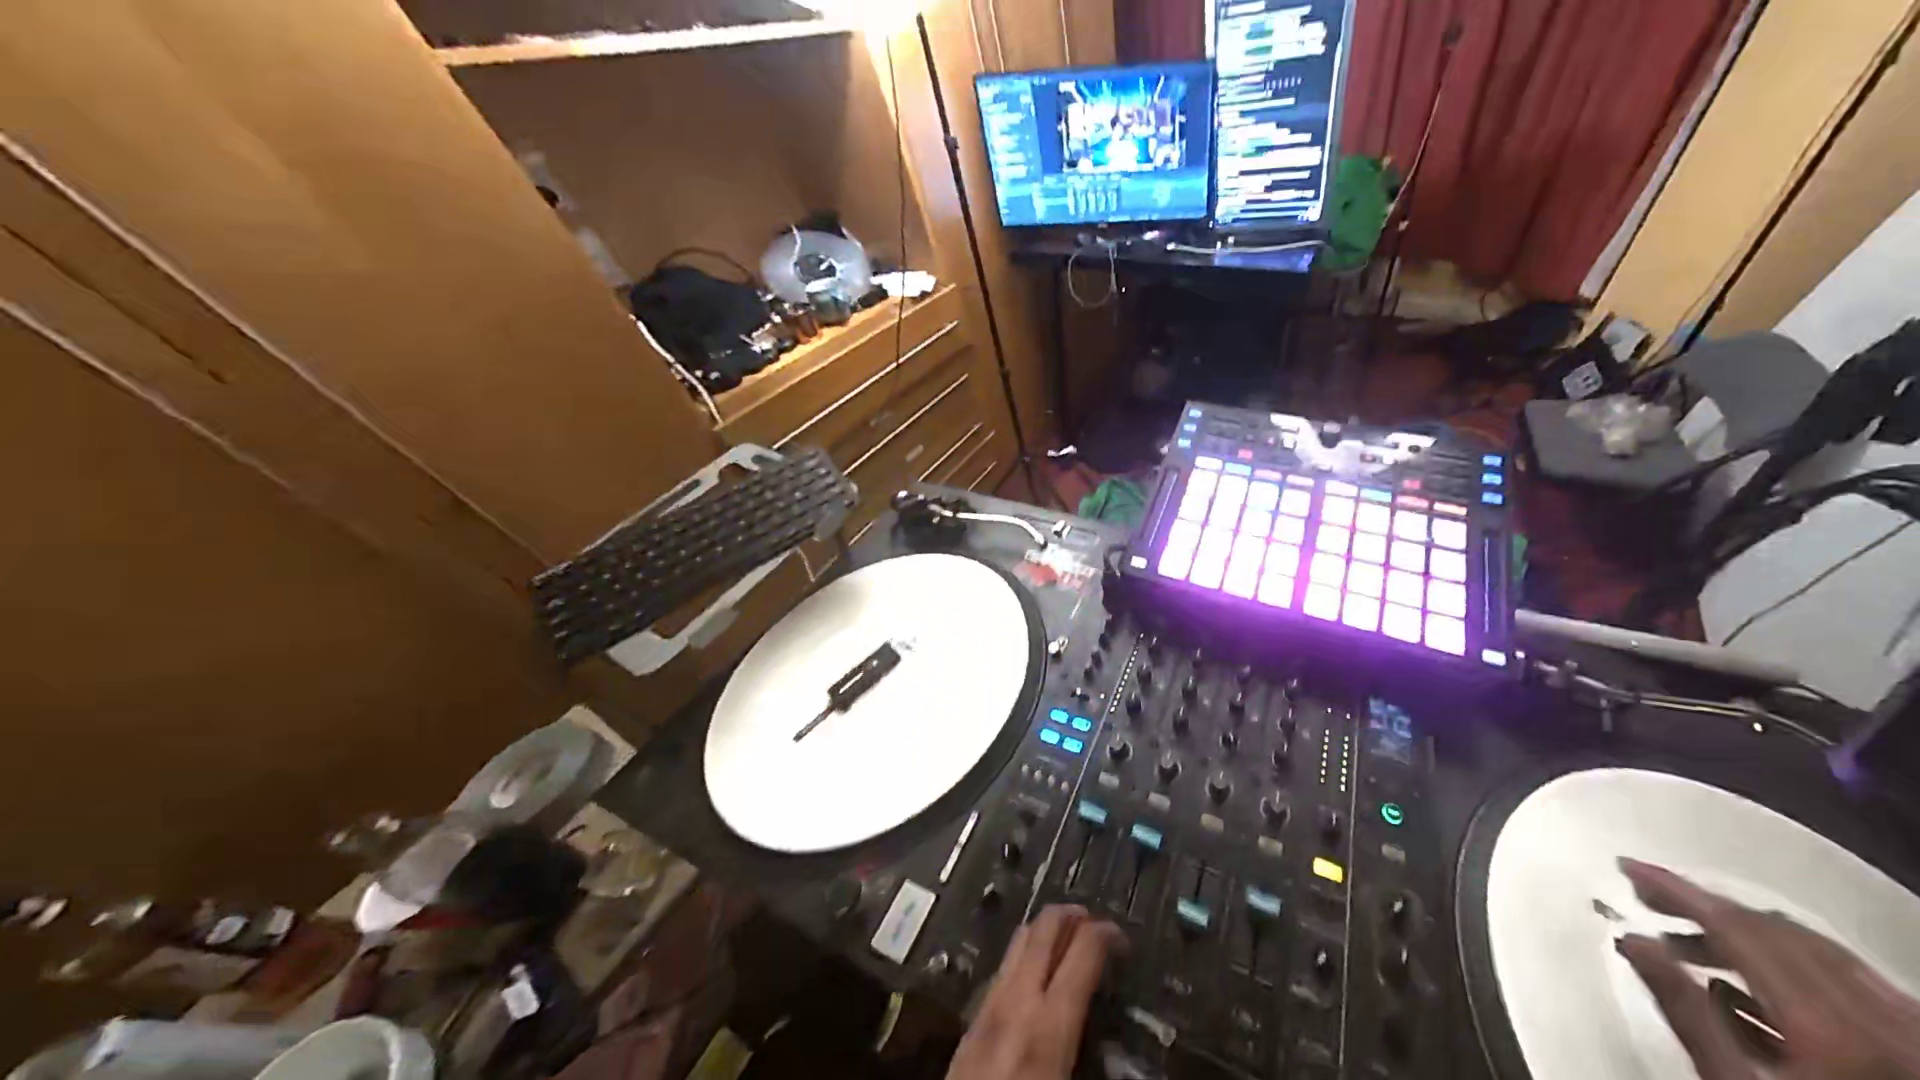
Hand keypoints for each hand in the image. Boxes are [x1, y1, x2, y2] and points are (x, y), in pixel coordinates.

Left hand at [945, 905, 1124, 1079]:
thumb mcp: (1067, 1079)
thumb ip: (1094, 1057)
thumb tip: (1117, 1050)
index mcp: (1050, 1024)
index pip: (1081, 954)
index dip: (1105, 935)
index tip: (1122, 938)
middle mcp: (1017, 1000)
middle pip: (1043, 931)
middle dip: (1071, 916)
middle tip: (1094, 921)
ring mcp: (990, 1004)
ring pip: (1019, 942)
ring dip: (1045, 931)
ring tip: (1068, 939)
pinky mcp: (973, 1018)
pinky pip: (1004, 967)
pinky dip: (1026, 954)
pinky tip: (1037, 975)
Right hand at [1616, 857, 1919, 1079]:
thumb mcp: (1733, 1078)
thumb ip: (1686, 1010)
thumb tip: (1636, 943)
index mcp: (1825, 1020)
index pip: (1737, 928)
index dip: (1677, 890)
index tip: (1631, 868)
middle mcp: (1873, 1012)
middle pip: (1774, 931)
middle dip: (1704, 908)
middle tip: (1648, 897)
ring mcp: (1901, 1024)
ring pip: (1811, 948)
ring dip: (1740, 933)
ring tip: (1685, 940)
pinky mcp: (1908, 1034)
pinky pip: (1846, 976)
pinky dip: (1784, 961)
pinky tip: (1744, 981)